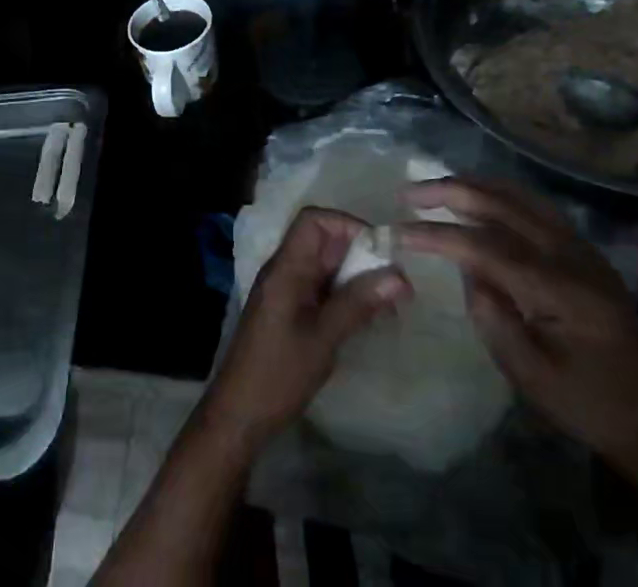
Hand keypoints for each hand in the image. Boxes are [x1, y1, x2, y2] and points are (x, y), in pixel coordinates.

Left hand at [203, 207, 411, 448]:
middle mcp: (284, 272)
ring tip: (391, 302)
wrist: (238, 417)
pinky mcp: (290, 312)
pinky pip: (322, 288)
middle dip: (362, 254)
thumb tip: (399, 275)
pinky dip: (347, 294)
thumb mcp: (323, 338)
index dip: (348, 224)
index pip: (314, 220)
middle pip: (324, 241)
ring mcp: (286, 291)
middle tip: (396, 282)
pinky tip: (370, 316)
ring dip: (358, 277)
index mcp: (285, 269)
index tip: (380, 250)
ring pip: (327, 266)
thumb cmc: (277, 375)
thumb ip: (358, 303)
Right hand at [399, 177, 637, 459]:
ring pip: (521, 196)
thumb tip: (467, 271)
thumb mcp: (530, 374)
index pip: (487, 246)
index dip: (440, 235)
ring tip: (435, 189)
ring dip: (474, 186)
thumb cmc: (585, 401)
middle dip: (453, 192)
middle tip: (409, 194)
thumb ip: (493, 318)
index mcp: (560, 288)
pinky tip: (476, 199)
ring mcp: (580, 246)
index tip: (399, 232)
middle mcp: (571, 254)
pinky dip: (498, 195)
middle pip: (505, 205)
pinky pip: (534, 206)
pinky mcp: (581, 249)